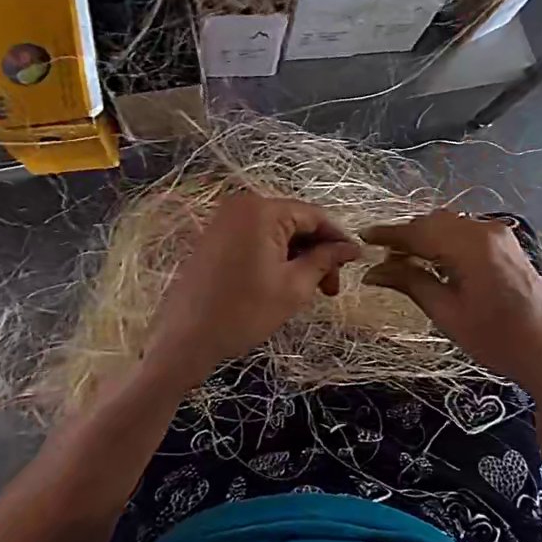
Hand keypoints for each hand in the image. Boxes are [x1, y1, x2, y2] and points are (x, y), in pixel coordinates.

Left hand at [144, 192, 362, 379]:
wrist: (186, 336)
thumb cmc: (243, 311)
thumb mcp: (293, 286)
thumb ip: (324, 260)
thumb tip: (351, 247)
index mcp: (262, 210)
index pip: (314, 215)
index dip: (338, 239)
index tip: (355, 265)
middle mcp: (240, 205)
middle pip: (294, 222)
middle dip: (316, 252)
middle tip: (330, 290)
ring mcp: (223, 220)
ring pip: (274, 232)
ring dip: (296, 257)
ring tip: (308, 291)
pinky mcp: (213, 237)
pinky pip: (254, 239)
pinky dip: (273, 257)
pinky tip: (282, 283)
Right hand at [363, 212, 541, 384]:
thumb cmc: (495, 338)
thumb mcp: (445, 311)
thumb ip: (408, 281)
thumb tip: (371, 271)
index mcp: (471, 245)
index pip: (418, 232)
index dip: (387, 235)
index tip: (361, 237)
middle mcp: (486, 231)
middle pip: (432, 223)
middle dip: (404, 237)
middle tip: (380, 259)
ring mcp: (499, 236)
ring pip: (447, 225)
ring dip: (422, 238)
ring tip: (402, 262)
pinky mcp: (505, 246)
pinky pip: (463, 233)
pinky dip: (442, 241)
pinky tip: (430, 261)